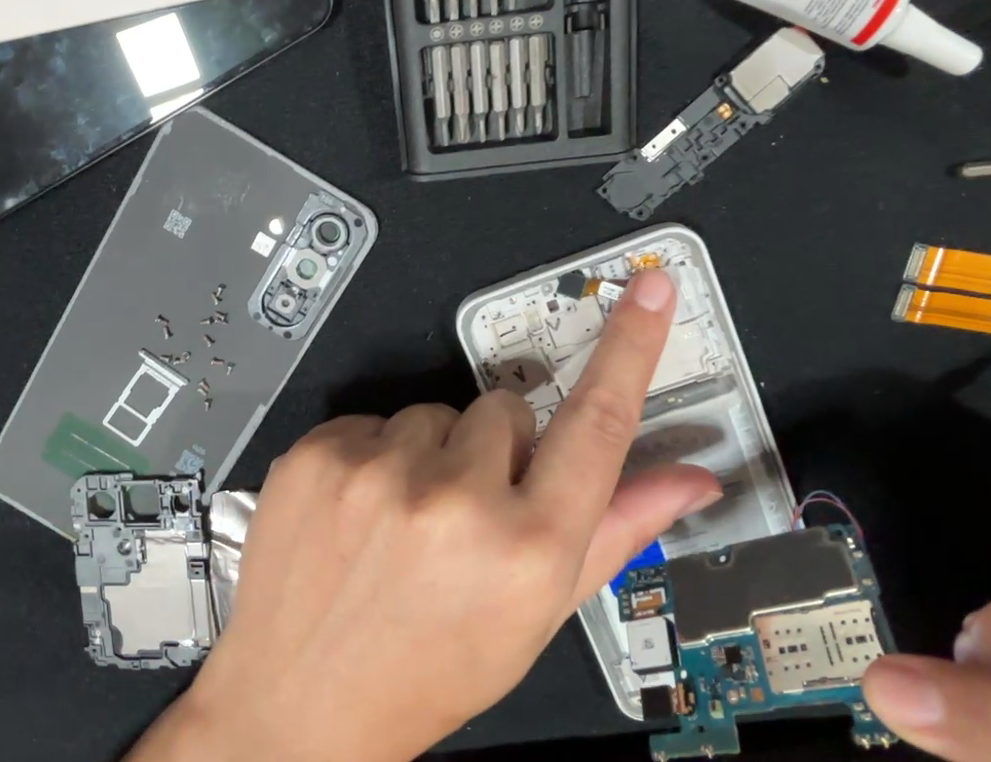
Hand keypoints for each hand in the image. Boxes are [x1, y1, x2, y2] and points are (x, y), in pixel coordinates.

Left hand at [127, 270, 722, 761]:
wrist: (302, 701)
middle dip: (497, 449)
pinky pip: (375, 418)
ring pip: (436, 411)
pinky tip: (366, 510)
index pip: (597, 422)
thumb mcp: (537, 615)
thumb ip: (615, 531)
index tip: (647, 289)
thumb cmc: (430, 669)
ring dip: (432, 453)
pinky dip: (377, 454)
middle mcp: (454, 500)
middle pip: (504, 408)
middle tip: (470, 512)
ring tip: (410, 519)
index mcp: (526, 547)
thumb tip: (688, 480)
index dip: (630, 347)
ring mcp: (378, 472)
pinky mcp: (320, 453)